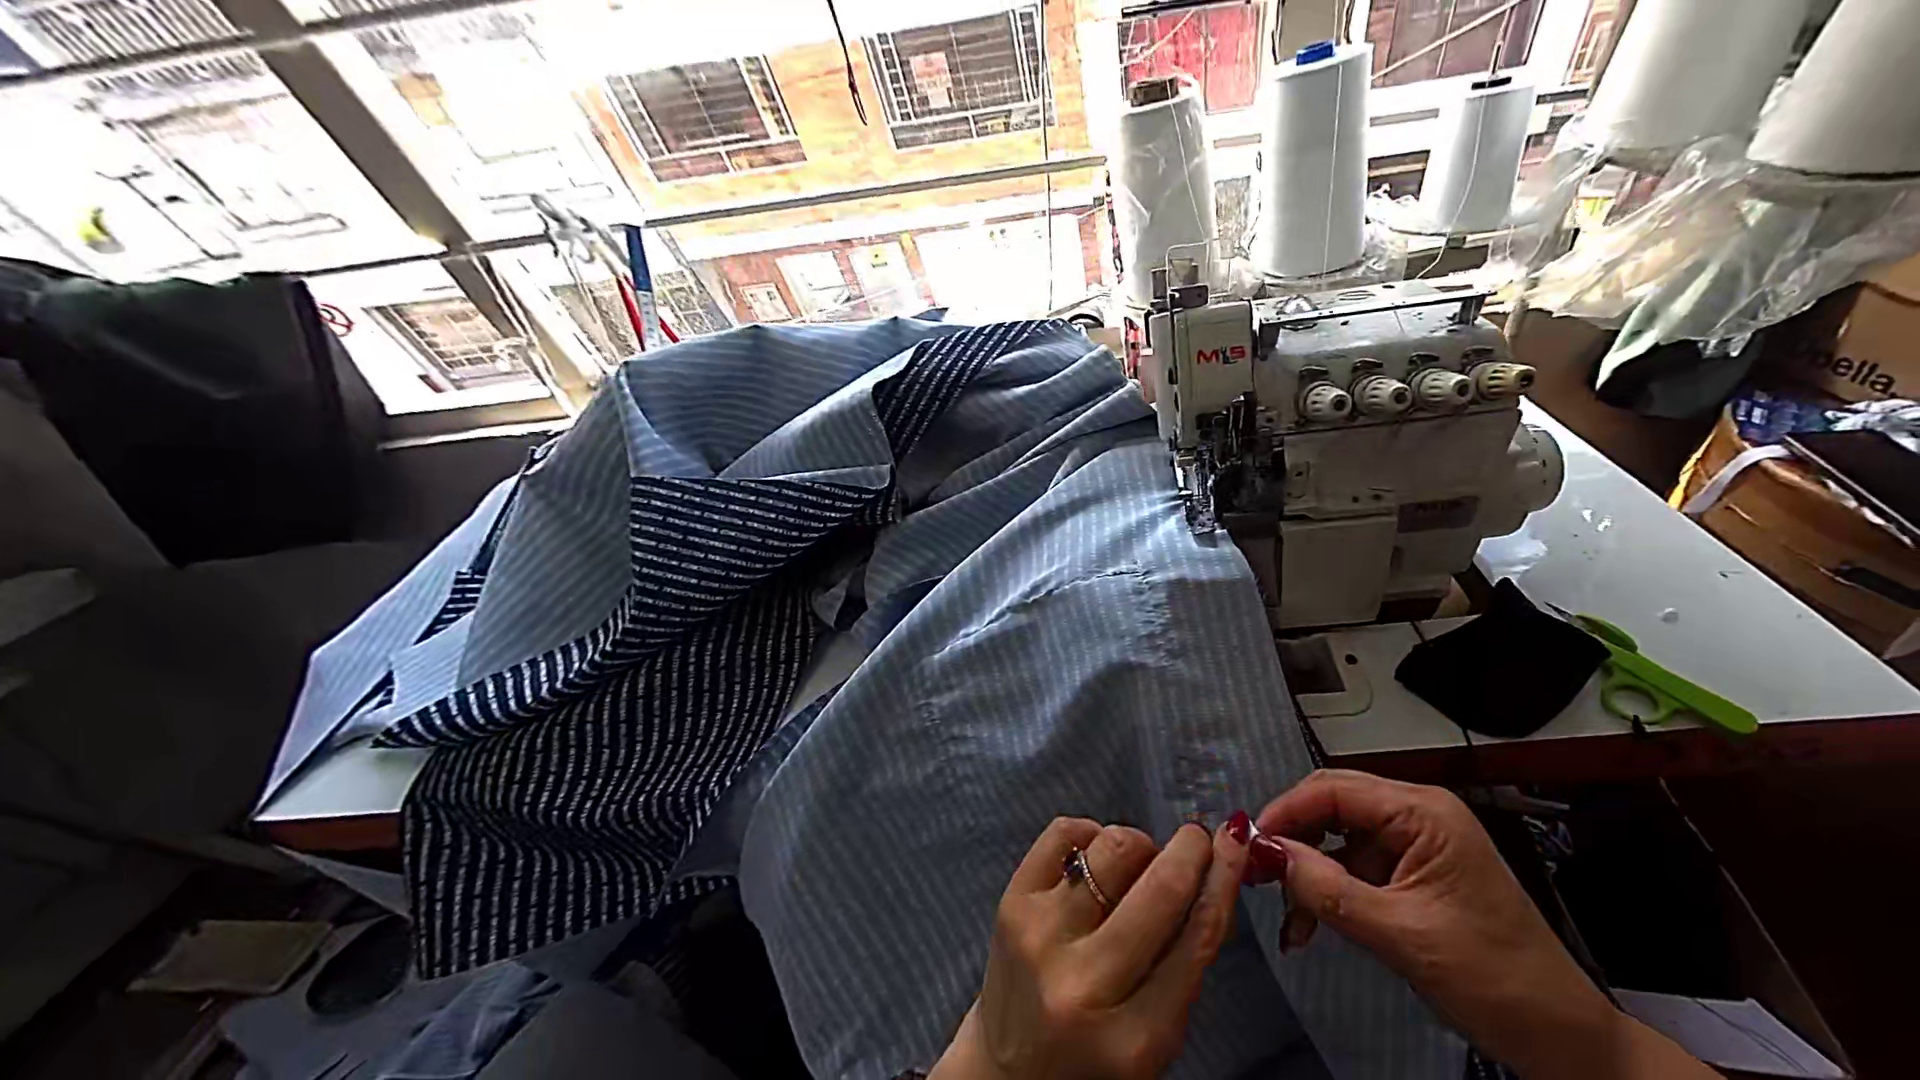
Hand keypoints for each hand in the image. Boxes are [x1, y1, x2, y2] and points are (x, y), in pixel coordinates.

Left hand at [930, 817, 1250, 1079]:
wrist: (1007, 1070)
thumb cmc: (1094, 1056)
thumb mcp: (1155, 1035)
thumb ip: (1185, 963)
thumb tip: (1215, 871)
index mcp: (1135, 1037)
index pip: (1196, 938)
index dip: (1223, 879)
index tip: (1234, 841)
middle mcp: (1084, 981)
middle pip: (1159, 889)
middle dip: (1189, 850)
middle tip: (1196, 838)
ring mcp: (1041, 935)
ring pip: (1112, 849)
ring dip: (1139, 844)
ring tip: (1138, 864)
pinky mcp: (1011, 902)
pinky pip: (1062, 833)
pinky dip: (1090, 830)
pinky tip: (1097, 851)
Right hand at [1257, 770, 1716, 1079]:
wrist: (1564, 1041)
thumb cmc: (1493, 979)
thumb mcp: (1401, 934)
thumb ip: (1326, 888)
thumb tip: (1263, 852)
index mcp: (1424, 813)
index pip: (1331, 789)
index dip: (1284, 812)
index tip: (1250, 847)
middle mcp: (1417, 814)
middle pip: (1329, 806)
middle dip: (1292, 841)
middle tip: (1260, 876)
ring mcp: (1414, 842)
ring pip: (1334, 837)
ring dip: (1307, 873)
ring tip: (1291, 919)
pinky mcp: (1411, 870)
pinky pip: (1351, 864)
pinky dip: (1327, 890)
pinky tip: (1311, 924)